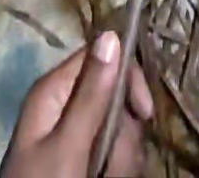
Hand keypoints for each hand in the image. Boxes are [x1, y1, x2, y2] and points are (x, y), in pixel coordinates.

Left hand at [1, 32, 153, 177]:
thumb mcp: (67, 146)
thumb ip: (91, 94)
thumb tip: (111, 34)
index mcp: (54, 92)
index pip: (101, 57)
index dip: (127, 79)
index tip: (144, 112)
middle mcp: (65, 107)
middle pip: (115, 100)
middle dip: (123, 137)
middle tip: (111, 168)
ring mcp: (76, 138)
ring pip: (120, 134)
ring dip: (120, 163)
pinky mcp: (84, 162)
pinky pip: (114, 158)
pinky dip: (115, 172)